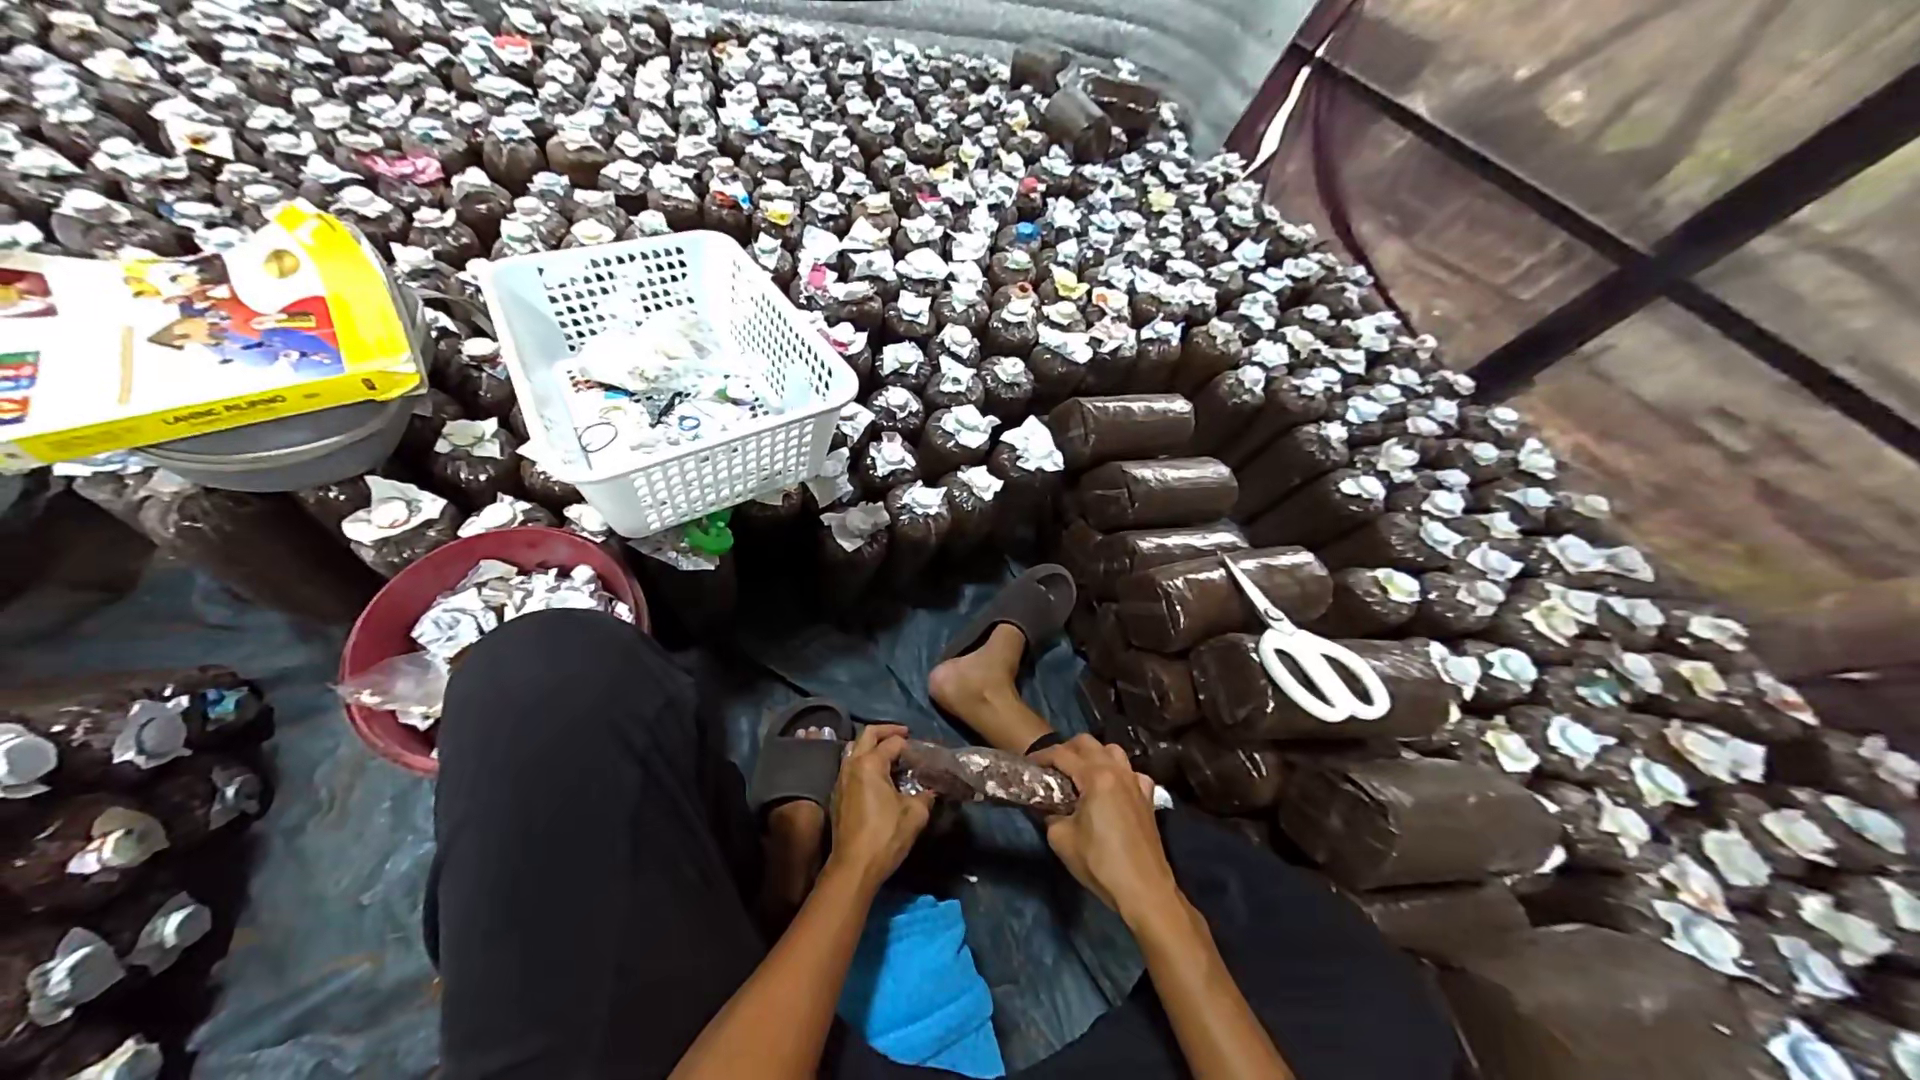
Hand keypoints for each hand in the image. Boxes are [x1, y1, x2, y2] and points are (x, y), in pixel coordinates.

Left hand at [827, 724, 933, 889]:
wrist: (854, 867)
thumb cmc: (885, 835)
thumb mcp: (915, 814)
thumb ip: (925, 795)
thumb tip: (930, 790)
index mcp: (869, 764)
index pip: (892, 742)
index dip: (910, 745)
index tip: (923, 752)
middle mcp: (851, 765)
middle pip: (867, 735)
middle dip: (887, 731)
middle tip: (904, 735)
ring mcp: (841, 779)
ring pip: (855, 749)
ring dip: (873, 746)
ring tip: (892, 755)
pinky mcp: (838, 795)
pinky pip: (851, 766)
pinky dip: (865, 762)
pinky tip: (879, 776)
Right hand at [1031, 735, 1178, 920]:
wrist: (1144, 889)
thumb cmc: (1100, 863)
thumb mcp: (1061, 838)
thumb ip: (1050, 814)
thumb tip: (1049, 808)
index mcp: (1096, 776)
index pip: (1062, 754)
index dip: (1041, 756)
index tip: (1028, 764)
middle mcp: (1117, 771)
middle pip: (1088, 743)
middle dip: (1066, 749)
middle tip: (1052, 768)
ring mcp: (1136, 782)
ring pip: (1112, 751)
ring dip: (1093, 755)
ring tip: (1080, 774)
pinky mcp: (1148, 798)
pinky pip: (1131, 772)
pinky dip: (1118, 772)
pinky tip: (1111, 789)